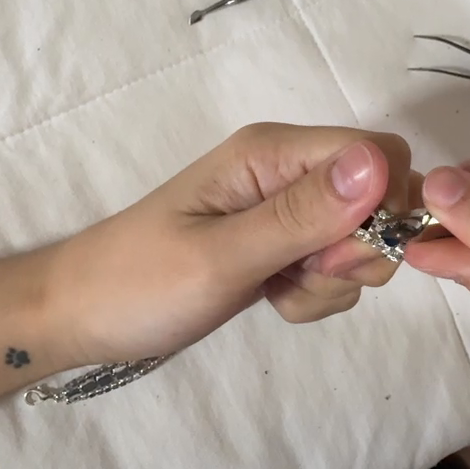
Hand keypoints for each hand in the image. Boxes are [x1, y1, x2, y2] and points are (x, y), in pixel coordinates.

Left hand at [48, 123, 413, 364]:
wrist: (84, 316)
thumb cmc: (140, 283)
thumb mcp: (221, 256)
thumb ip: (302, 215)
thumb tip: (379, 164)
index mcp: (273, 152)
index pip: (378, 153)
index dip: (384, 206)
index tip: (341, 256)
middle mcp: (288, 170)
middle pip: (379, 198)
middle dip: (358, 251)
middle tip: (303, 277)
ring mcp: (286, 207)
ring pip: (359, 239)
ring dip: (332, 280)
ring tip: (276, 291)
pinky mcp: (283, 241)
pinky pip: (334, 266)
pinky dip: (315, 292)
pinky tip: (272, 298)